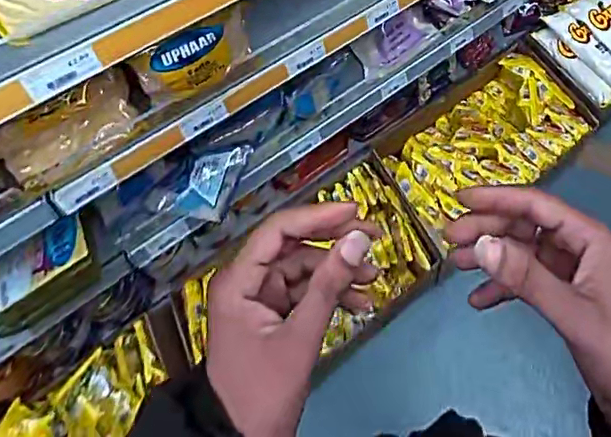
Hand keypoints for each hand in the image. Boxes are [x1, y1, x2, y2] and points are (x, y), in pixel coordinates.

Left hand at [206, 202, 381, 436]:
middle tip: (371, 237)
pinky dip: (330, 293)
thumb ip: (328, 286)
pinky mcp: (271, 313)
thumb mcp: (299, 339)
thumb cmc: (258, 398)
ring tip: (371, 275)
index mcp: (238, 279)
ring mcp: (258, 296)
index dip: (317, 216)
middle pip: (294, 246)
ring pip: (304, 268)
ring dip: (337, 271)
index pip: (279, 230)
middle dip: (334, 243)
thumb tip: (356, 240)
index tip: (351, 212)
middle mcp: (245, 280)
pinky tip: (358, 299)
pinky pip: (304, 291)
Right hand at [444, 186, 610, 429]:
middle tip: (450, 235)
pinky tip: (479, 298)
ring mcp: (565, 269)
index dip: (498, 198)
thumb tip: (482, 244)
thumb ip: (527, 278)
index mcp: (586, 237)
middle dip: (486, 228)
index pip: (535, 205)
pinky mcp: (559, 293)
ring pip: (518, 250)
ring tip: (456, 262)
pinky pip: (523, 279)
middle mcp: (574, 246)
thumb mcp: (573, 313)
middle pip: (522, 225)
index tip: (463, 197)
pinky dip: (501, 286)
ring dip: (489, 256)